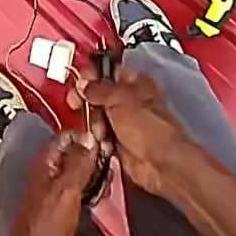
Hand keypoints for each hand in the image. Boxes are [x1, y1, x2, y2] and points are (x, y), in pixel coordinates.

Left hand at [0, 129, 103, 235]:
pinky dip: (91, 191)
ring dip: (94, 175)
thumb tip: (90, 137)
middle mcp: (49, 172)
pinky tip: (100, 197)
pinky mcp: (61, 208)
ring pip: (79, 172)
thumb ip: (79, 163)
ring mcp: (55, 190)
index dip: (87, 135)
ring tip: (106, 183)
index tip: (106, 140)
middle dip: (94, 157)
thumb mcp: (66, 191)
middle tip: (109, 165)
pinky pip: (79, 190)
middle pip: (75, 153)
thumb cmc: (46, 229)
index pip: (68, 135)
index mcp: (46, 162)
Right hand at [71, 62, 192, 195]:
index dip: (92, 75)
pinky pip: (100, 135)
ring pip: (98, 116)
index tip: (79, 81)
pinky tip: (102, 142)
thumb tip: (82, 83)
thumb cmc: (145, 125)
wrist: (159, 163)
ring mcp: (124, 121)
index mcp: (134, 82)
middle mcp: (129, 100)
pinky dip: (99, 139)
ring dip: (94, 124)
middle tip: (77, 104)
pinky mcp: (119, 142)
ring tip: (101, 132)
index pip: (108, 72)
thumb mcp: (118, 100)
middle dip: (88, 102)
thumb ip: (97, 89)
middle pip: (100, 95)